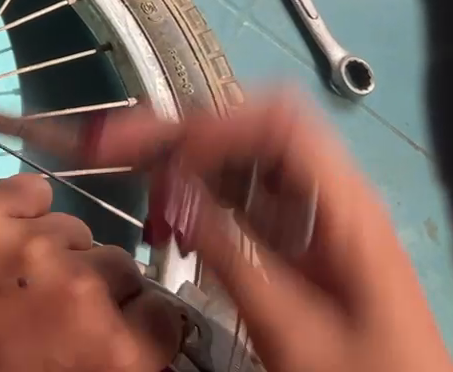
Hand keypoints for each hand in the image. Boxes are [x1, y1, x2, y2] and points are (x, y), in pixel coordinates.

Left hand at [0, 174, 182, 371]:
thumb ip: (112, 356)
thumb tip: (136, 327)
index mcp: (110, 349)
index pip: (164, 315)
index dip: (140, 317)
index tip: (120, 320)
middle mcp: (80, 288)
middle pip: (118, 264)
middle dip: (97, 282)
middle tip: (61, 301)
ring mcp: (25, 245)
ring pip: (72, 227)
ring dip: (58, 248)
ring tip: (26, 271)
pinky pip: (30, 189)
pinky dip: (27, 205)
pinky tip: (13, 226)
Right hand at [79, 92, 452, 371]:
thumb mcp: (293, 331)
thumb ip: (230, 252)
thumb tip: (170, 182)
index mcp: (344, 204)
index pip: (278, 123)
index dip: (217, 124)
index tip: (164, 155)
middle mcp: (329, 192)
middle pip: (245, 127)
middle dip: (175, 131)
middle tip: (108, 143)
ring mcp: (315, 212)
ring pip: (238, 154)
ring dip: (180, 158)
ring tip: (126, 172)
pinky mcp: (301, 236)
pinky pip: (242, 190)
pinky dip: (198, 191)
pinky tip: (169, 217)